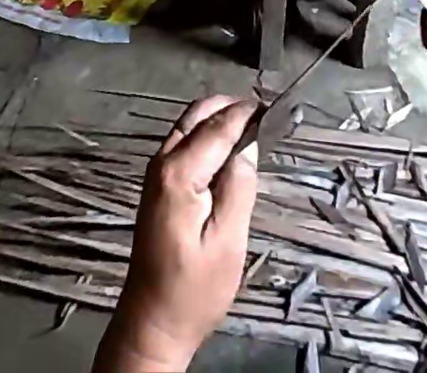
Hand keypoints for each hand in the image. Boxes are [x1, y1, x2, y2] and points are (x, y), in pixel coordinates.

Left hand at [95, 95, 259, 372]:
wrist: (153, 319)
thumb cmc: (194, 289)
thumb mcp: (228, 242)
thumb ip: (240, 187)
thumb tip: (249, 146)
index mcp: (178, 173)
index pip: (218, 127)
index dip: (247, 114)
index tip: (274, 107)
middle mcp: (162, 162)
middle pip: (198, 114)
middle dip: (231, 106)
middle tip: (265, 112)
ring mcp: (156, 170)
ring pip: (189, 123)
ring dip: (219, 116)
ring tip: (254, 123)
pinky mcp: (157, 182)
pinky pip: (184, 139)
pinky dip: (208, 131)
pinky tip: (230, 144)